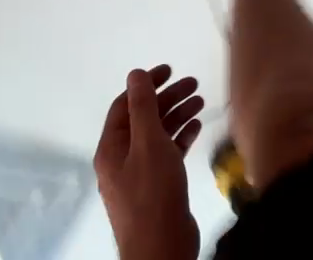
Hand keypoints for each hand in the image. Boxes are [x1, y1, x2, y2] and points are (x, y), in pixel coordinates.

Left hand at [95, 65, 205, 259]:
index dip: (146, 84)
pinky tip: (197, 127)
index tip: (171, 70)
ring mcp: (139, 175)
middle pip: (144, 119)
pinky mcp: (157, 187)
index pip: (125, 105)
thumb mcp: (148, 143)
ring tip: (201, 101)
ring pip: (157, 135)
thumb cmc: (152, 192)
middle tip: (194, 84)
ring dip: (178, 115)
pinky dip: (181, 137)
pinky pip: (167, 153)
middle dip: (167, 98)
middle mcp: (121, 160)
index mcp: (111, 149)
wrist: (161, 247)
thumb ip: (143, 107)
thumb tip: (135, 74)